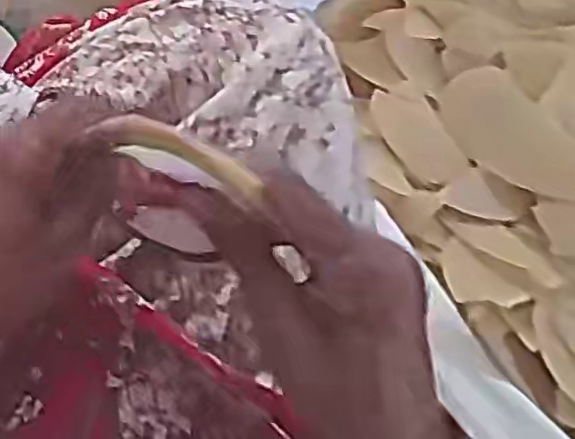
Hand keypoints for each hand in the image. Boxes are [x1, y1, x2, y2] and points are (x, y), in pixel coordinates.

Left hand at [0, 98, 117, 366]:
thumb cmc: (18, 276)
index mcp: (27, 146)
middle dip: (104, 132)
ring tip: (119, 171)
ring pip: (55, 125)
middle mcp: (10, 132)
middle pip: (67, 113)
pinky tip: (87, 178)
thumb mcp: (71, 235)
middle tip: (137, 160)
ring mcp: (0, 142)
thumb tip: (135, 158)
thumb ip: (103, 186)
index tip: (148, 139)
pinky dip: (67, 151)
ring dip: (87, 142)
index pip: (82, 109)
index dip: (119, 120)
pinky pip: (41, 140)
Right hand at [180, 161, 449, 438]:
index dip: (234, 177)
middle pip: (298, 199)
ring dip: (261, 213)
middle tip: (196, 200)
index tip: (190, 178)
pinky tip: (255, 242)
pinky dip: (283, 232)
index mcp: (363, 256)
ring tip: (217, 218)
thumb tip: (191, 193)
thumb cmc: (333, 397)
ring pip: (306, 213)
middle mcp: (381, 243)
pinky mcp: (379, 269)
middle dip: (244, 196)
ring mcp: (384, 255)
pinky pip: (320, 232)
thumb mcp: (277, 320)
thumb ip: (238, 245)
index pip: (288, 190)